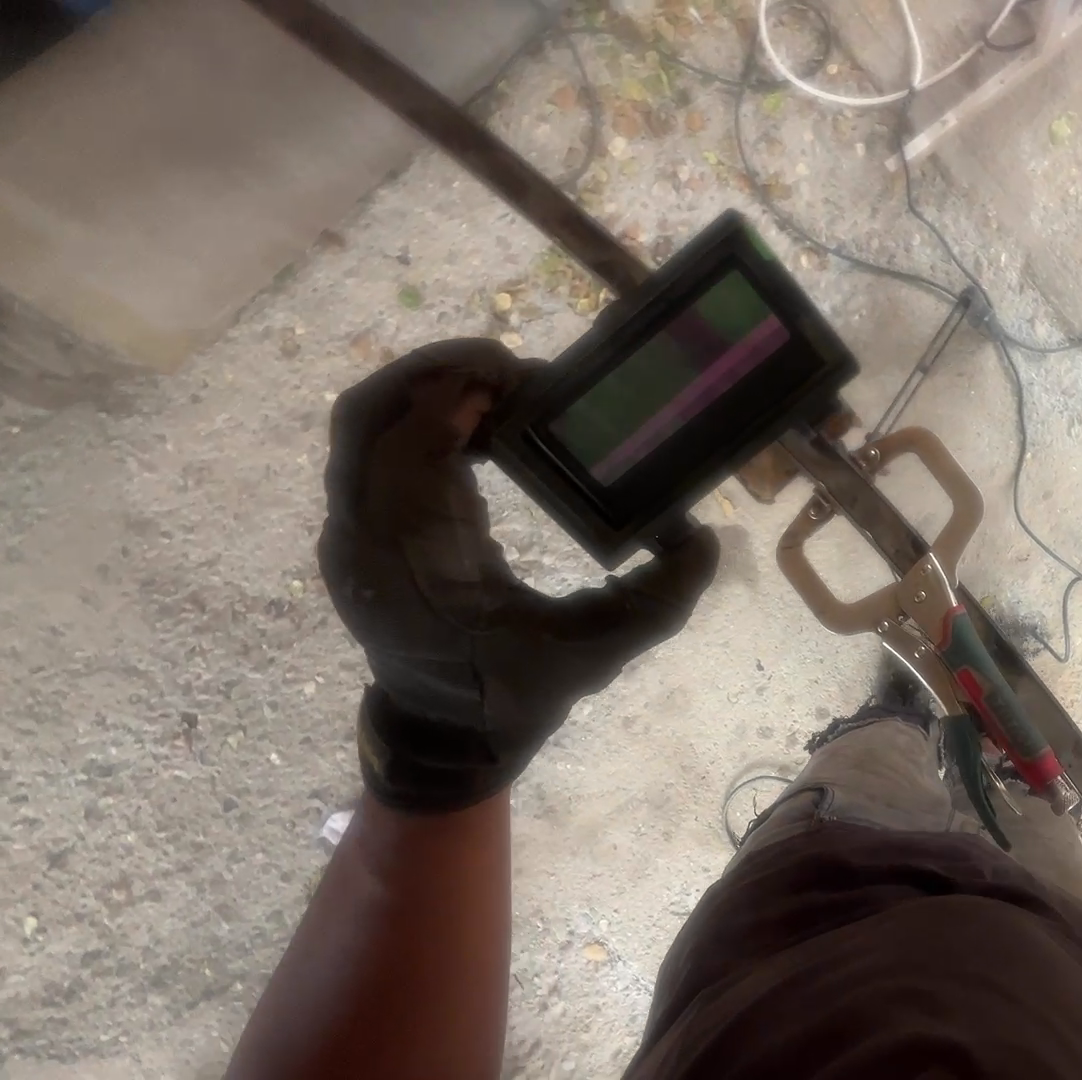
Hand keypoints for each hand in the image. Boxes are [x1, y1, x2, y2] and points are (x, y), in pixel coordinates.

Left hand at [318, 340, 719, 812]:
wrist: (450, 736)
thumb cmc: (519, 693)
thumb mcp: (600, 651)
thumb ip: (660, 599)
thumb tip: (702, 538)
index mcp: (417, 565)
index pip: (405, 451)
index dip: (454, 397)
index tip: (523, 378)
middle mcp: (367, 539)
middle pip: (368, 418)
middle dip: (436, 374)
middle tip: (513, 366)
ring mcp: (357, 534)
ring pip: (366, 428)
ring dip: (431, 392)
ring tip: (506, 387)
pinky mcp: (368, 533)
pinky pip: (380, 452)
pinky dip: (428, 421)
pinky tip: (489, 426)